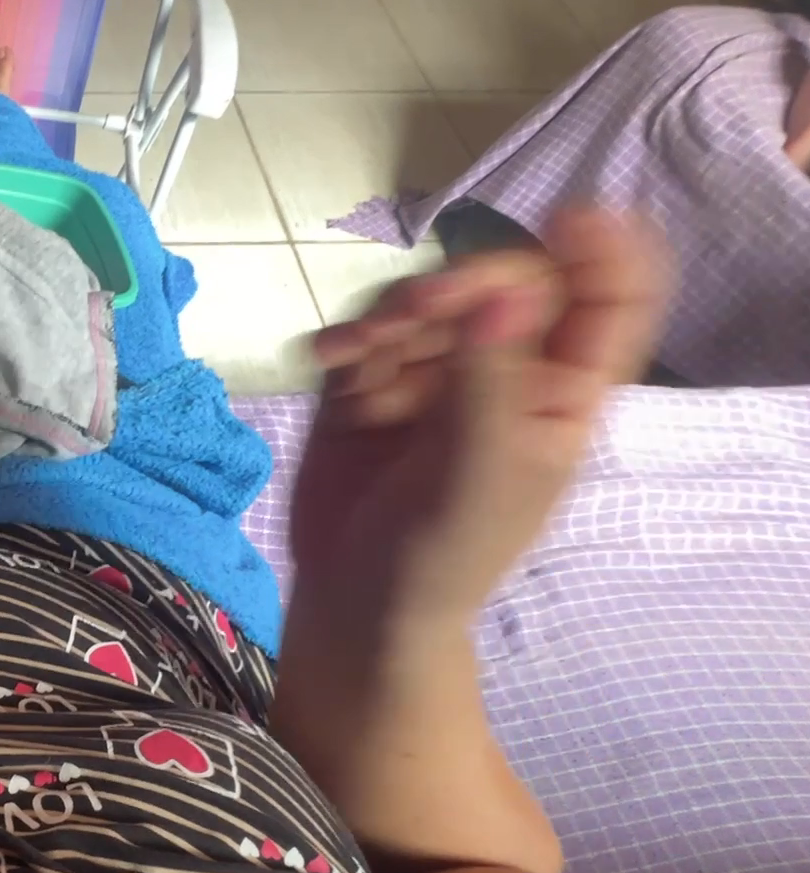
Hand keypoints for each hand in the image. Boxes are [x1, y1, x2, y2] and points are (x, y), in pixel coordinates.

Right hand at [290, 206, 671, 625]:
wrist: (356, 598)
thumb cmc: (441, 551)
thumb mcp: (479, 474)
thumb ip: (488, 385)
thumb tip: (506, 293)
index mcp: (556, 394)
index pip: (604, 303)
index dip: (600, 253)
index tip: (569, 217)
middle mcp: (493, 376)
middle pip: (493, 293)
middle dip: (457, 288)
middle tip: (416, 311)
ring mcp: (419, 384)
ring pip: (414, 312)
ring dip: (385, 315)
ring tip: (352, 348)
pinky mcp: (357, 397)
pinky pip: (354, 347)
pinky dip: (338, 341)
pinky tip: (323, 354)